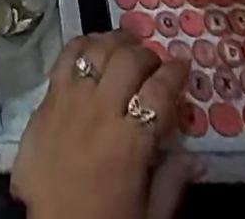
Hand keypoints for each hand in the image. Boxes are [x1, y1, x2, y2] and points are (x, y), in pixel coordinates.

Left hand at [12, 31, 199, 218]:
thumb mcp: (149, 216)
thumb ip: (172, 182)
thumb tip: (196, 157)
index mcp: (130, 142)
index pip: (159, 92)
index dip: (175, 72)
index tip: (182, 64)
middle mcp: (100, 110)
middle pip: (129, 61)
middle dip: (148, 55)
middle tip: (155, 62)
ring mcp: (70, 99)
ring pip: (97, 50)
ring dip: (116, 42)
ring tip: (127, 46)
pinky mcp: (47, 96)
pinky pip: (65, 56)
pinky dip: (83, 44)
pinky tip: (94, 46)